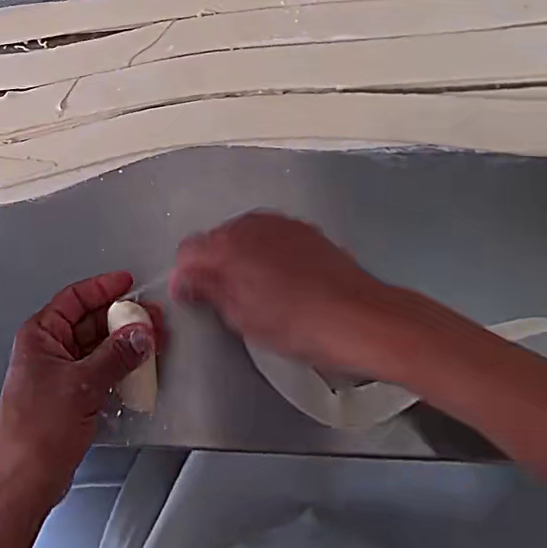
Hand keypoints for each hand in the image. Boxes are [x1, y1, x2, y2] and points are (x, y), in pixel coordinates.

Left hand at [0, 272, 158, 501]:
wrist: (23, 482)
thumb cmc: (34, 433)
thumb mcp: (81, 385)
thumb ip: (115, 356)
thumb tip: (140, 335)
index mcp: (40, 335)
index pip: (74, 298)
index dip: (102, 287)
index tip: (127, 283)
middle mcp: (48, 350)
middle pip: (90, 321)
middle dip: (122, 319)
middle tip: (150, 317)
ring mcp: (60, 374)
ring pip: (98, 347)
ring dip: (125, 344)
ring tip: (152, 341)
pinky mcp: (72, 396)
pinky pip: (101, 370)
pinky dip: (120, 367)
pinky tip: (139, 368)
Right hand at [172, 211, 394, 372]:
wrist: (361, 318)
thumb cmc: (304, 323)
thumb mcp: (242, 318)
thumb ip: (207, 291)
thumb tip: (186, 280)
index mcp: (228, 245)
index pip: (187, 251)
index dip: (185, 276)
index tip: (190, 295)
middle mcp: (251, 225)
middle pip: (215, 240)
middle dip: (214, 266)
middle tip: (225, 301)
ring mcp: (280, 224)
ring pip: (244, 237)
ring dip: (242, 260)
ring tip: (258, 295)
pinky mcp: (303, 229)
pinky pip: (271, 238)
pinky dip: (268, 255)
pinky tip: (282, 284)